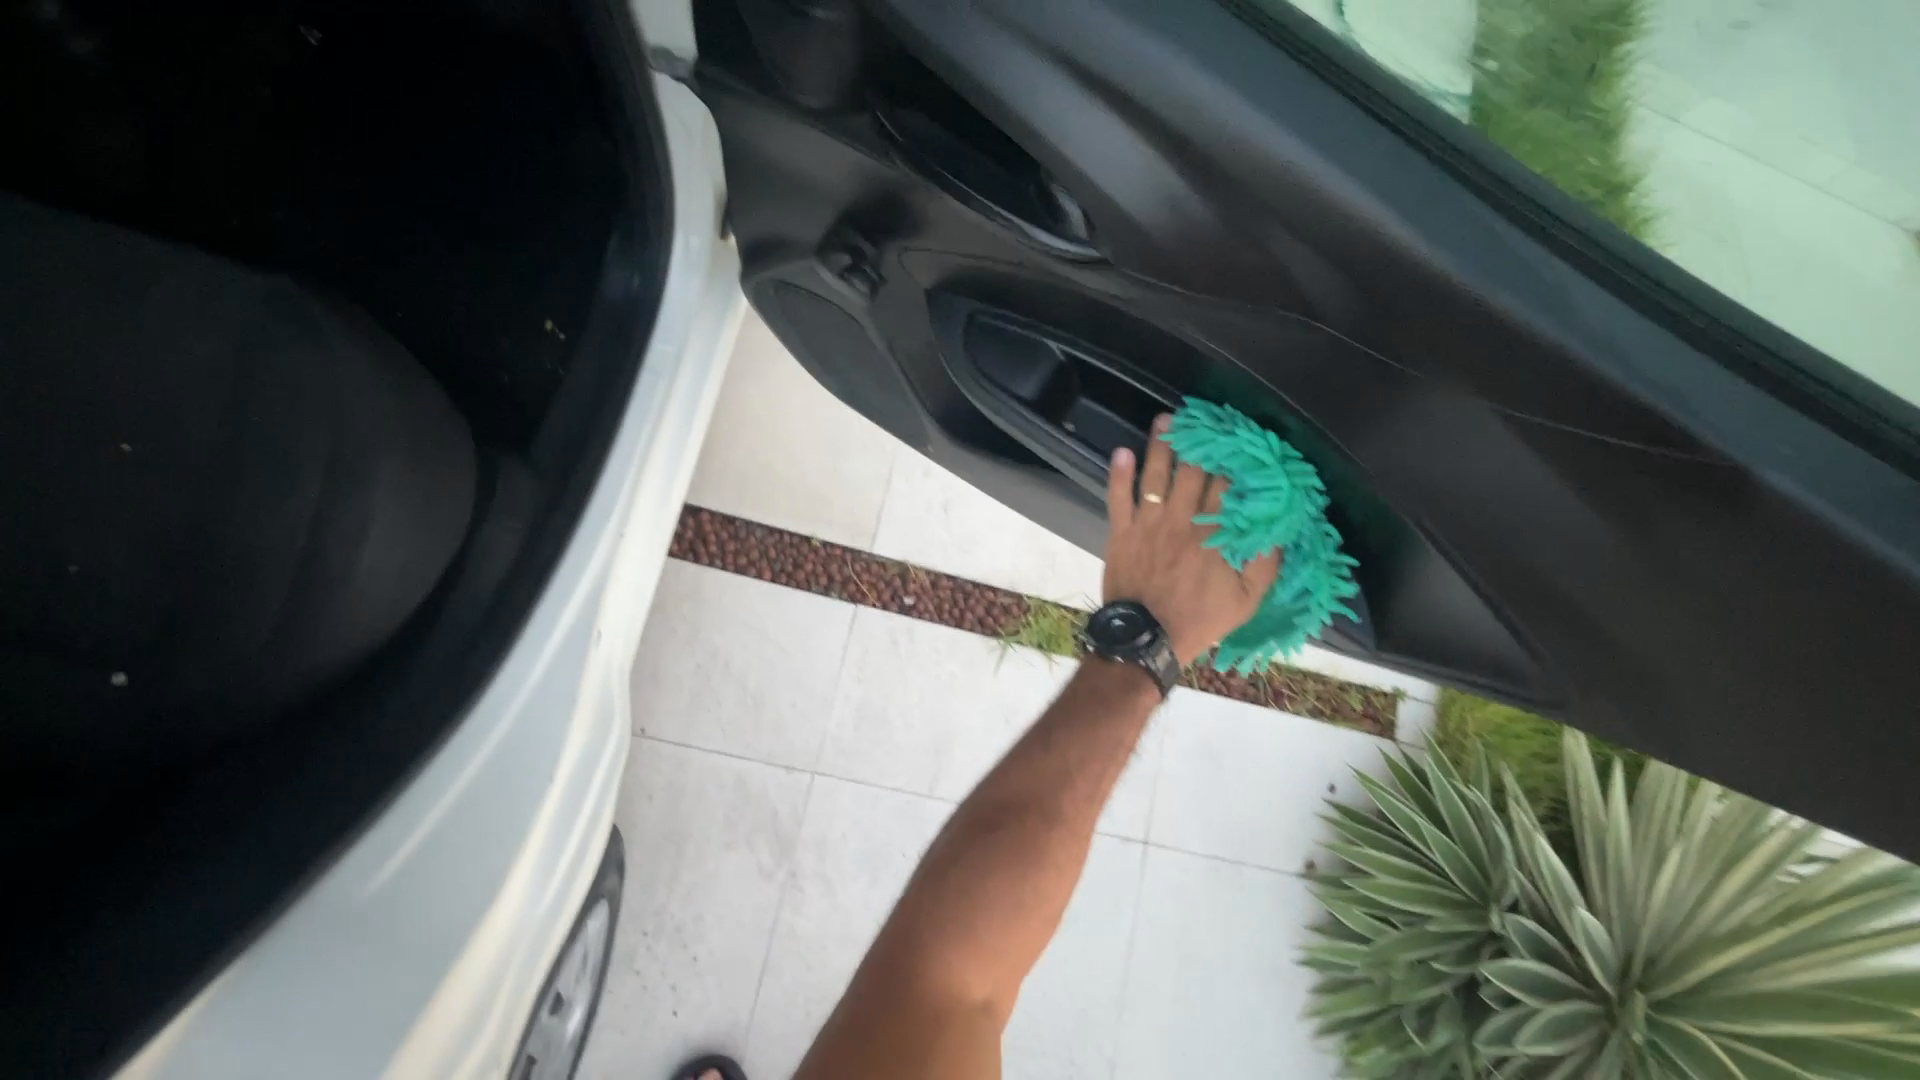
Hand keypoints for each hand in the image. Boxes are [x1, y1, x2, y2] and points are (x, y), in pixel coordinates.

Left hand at [1103, 414, 1281, 665]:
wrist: (1148, 638)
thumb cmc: (1200, 620)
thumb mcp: (1247, 599)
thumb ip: (1264, 562)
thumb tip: (1277, 528)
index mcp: (1214, 534)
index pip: (1227, 486)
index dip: (1233, 460)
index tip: (1238, 439)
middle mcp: (1182, 520)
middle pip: (1192, 471)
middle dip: (1198, 442)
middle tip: (1200, 417)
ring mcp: (1149, 524)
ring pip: (1156, 476)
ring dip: (1161, 446)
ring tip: (1165, 420)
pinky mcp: (1121, 533)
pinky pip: (1118, 497)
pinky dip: (1119, 474)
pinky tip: (1122, 451)